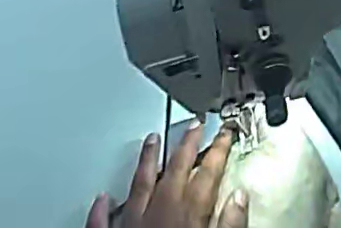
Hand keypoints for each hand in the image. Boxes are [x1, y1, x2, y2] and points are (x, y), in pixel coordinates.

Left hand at [87, 123, 246, 227]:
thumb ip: (229, 227)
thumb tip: (239, 199)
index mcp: (186, 215)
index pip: (207, 174)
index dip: (218, 151)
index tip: (224, 133)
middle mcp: (157, 212)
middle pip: (175, 168)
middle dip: (186, 143)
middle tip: (195, 124)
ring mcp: (130, 226)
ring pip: (140, 182)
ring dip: (147, 160)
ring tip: (152, 139)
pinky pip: (102, 223)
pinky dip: (103, 208)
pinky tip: (102, 198)